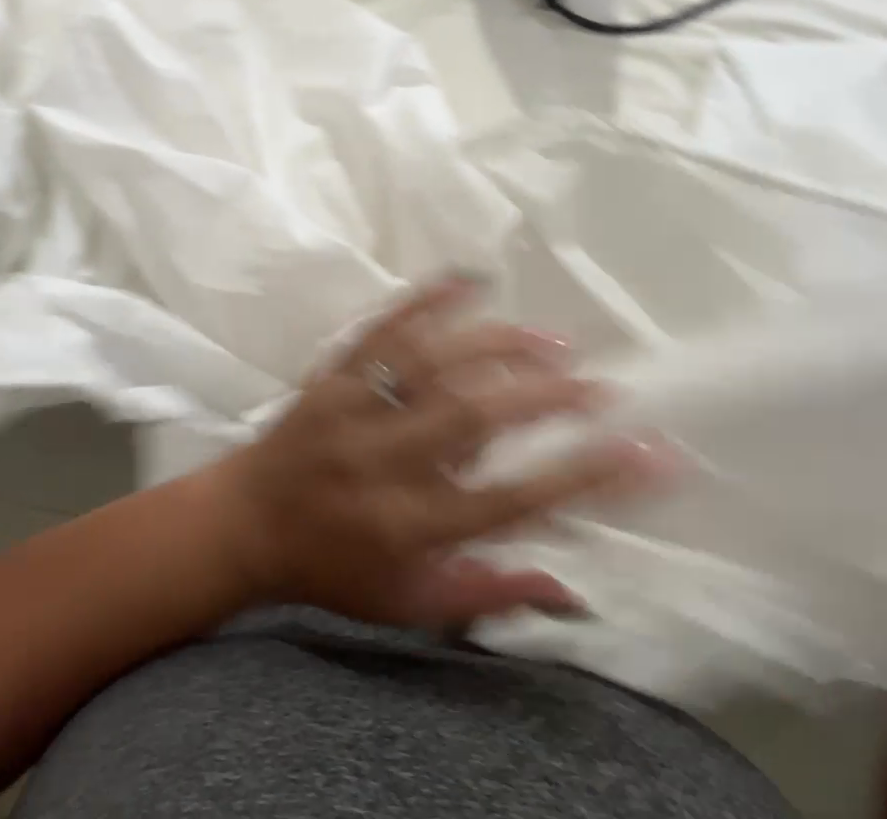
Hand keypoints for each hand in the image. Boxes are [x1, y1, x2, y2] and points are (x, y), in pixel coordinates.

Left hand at [203, 274, 667, 625]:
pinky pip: (379, 329)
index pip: (507, 499)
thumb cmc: (330, 569)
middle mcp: (378, 462)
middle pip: (471, 417)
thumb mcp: (407, 606)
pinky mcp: (329, 376)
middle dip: (545, 396)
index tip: (646, 453)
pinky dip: (425, 300)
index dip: (581, 475)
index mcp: (405, 527)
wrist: (240, 524)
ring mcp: (349, 409)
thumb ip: (486, 595)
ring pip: (429, 363)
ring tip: (554, 341)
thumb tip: (573, 590)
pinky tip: (470, 279)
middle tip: (600, 386)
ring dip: (497, 344)